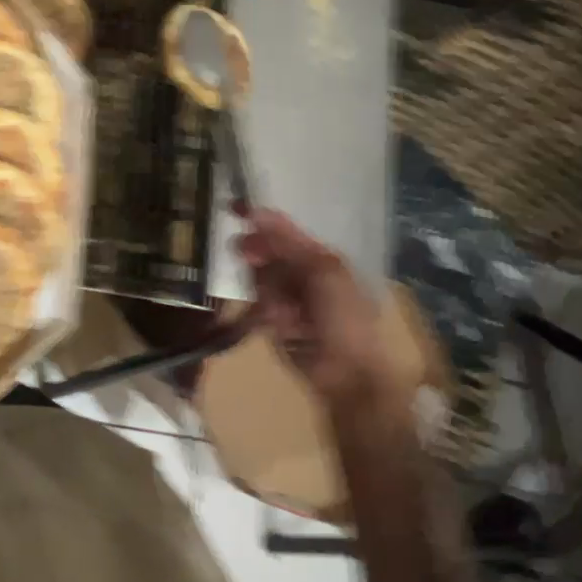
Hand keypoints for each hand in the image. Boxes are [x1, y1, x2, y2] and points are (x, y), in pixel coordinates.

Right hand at [237, 209, 387, 403]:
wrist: (347, 374)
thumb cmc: (344, 318)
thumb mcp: (325, 271)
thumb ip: (290, 243)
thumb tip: (258, 215)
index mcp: (320, 258)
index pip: (284, 230)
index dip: (261, 218)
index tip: (235, 208)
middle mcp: (302, 273)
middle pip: (266, 251)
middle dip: (258, 256)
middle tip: (247, 258)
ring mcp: (286, 296)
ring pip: (259, 277)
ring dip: (267, 291)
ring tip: (285, 312)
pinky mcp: (273, 319)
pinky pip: (258, 303)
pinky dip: (266, 312)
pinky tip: (282, 324)